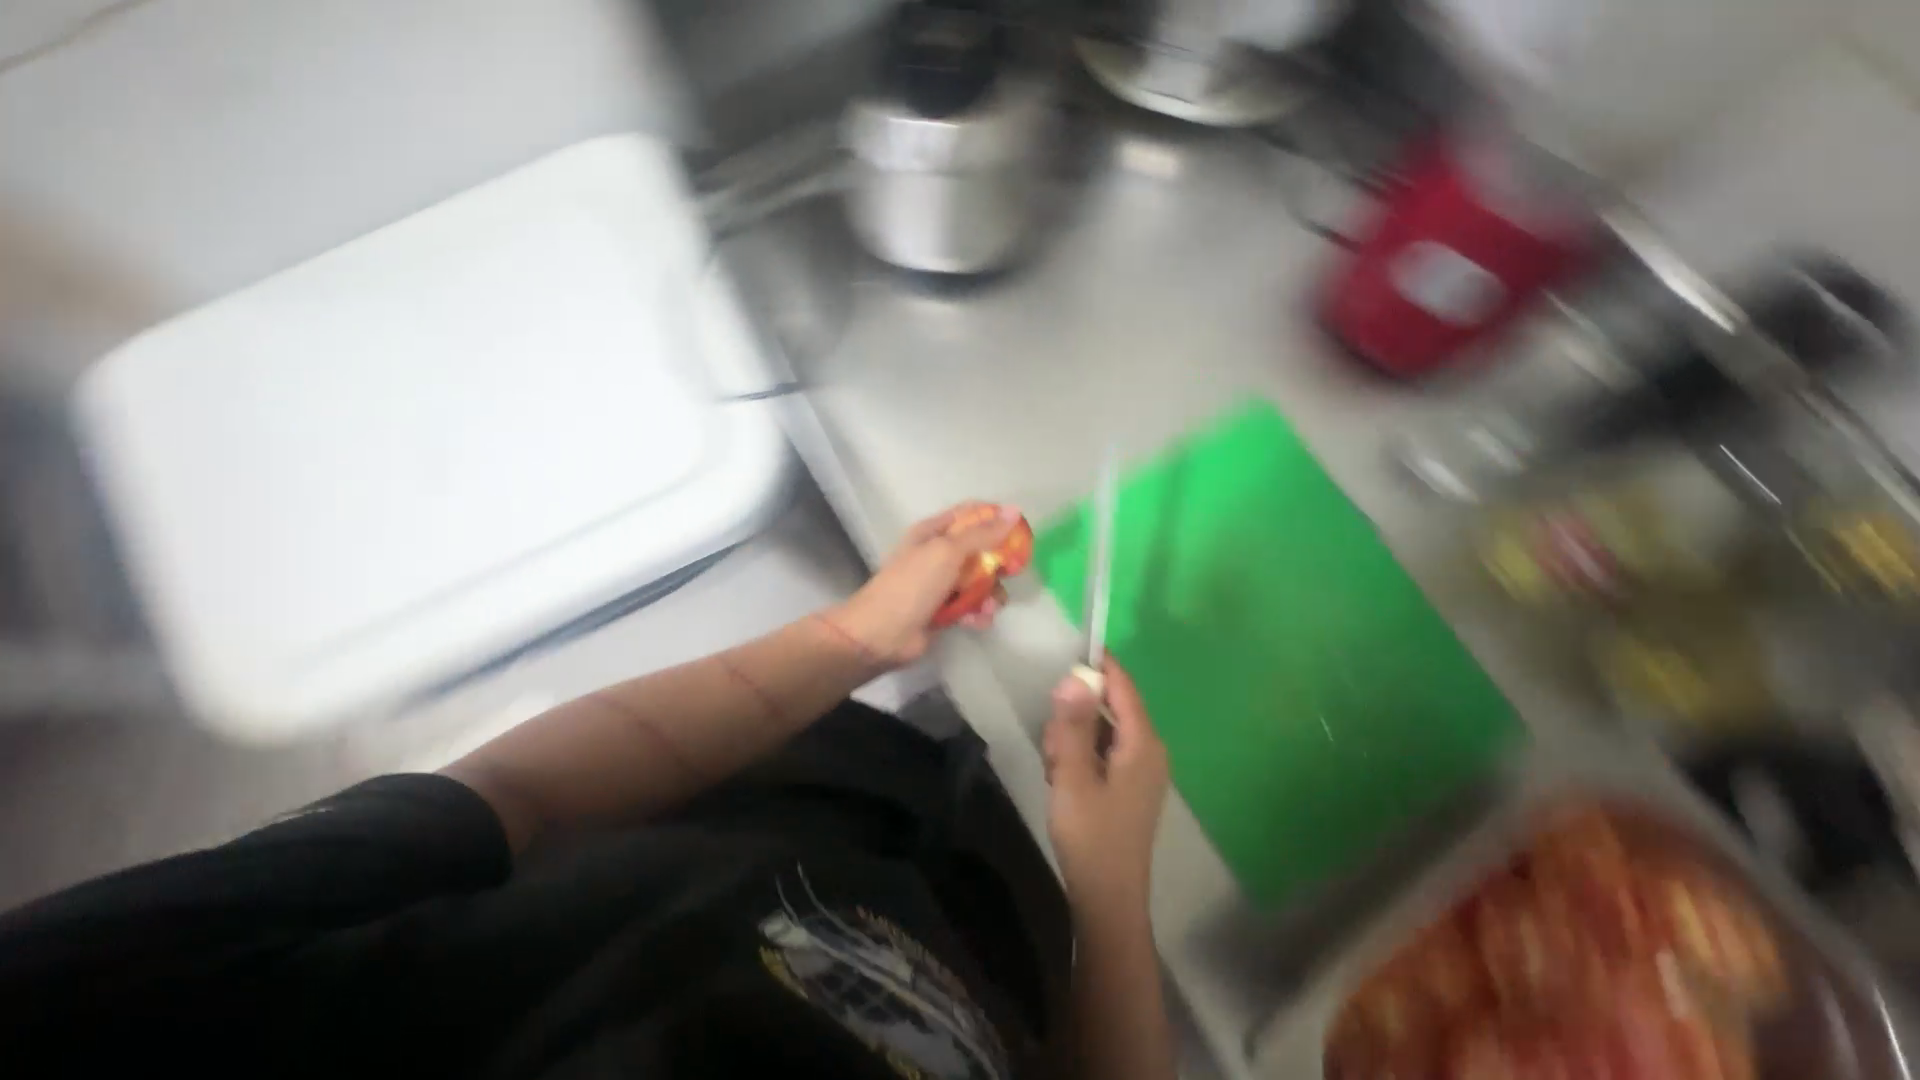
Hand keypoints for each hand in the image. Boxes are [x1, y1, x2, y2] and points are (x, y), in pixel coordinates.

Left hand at [828, 502, 1021, 667]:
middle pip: (980, 549)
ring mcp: (941, 584)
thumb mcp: (947, 551)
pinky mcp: (945, 611)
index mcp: (933, 532)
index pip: (969, 514)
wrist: (881, 634)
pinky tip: (976, 621)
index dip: (995, 517)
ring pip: (981, 582)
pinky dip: (978, 613)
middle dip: (999, 562)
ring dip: (990, 594)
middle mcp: (938, 554)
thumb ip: (981, 533)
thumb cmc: (912, 584)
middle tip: (1012, 572)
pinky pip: (972, 606)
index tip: (1019, 529)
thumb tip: (1013, 511)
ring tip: (988, 607)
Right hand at [1043, 658, 1169, 920]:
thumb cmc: (1090, 837)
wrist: (1108, 900)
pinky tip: (1063, 783)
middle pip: (1109, 707)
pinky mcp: (1128, 787)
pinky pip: (1102, 753)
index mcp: (1143, 744)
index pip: (1123, 686)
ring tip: (1056, 774)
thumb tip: (1075, 675)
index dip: (1098, 665)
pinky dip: (1080, 758)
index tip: (1064, 656)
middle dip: (1076, 717)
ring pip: (1101, 731)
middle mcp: (1149, 750)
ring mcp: (1140, 770)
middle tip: (1053, 749)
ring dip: (1073, 740)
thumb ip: (1073, 725)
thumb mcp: (1072, 777)